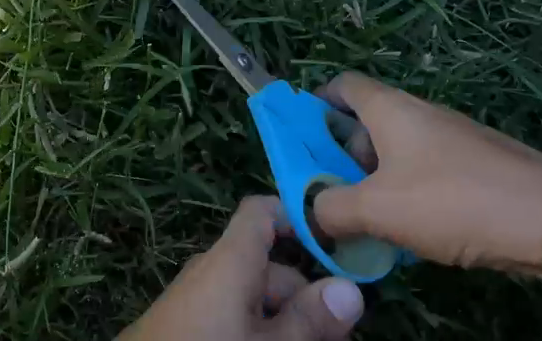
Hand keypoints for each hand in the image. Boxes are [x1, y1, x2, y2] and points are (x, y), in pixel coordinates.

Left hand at [120, 196, 365, 340]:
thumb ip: (309, 320)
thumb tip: (351, 288)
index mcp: (229, 259)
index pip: (261, 212)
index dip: (297, 217)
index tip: (339, 242)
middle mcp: (212, 268)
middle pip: (270, 266)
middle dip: (308, 296)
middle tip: (345, 333)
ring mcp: (199, 296)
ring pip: (255, 297)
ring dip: (287, 320)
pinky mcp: (190, 322)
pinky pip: (235, 313)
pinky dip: (261, 327)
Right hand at [311, 72, 541, 275]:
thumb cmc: (454, 202)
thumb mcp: (380, 211)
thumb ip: (331, 209)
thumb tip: (309, 213)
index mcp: (389, 108)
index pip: (341, 85)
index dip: (318, 105)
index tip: (307, 139)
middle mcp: (421, 111)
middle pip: (370, 120)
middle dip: (348, 154)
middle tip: (339, 191)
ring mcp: (458, 135)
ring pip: (404, 147)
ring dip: (383, 176)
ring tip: (380, 218)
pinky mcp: (486, 162)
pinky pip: (435, 166)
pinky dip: (418, 188)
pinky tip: (426, 228)